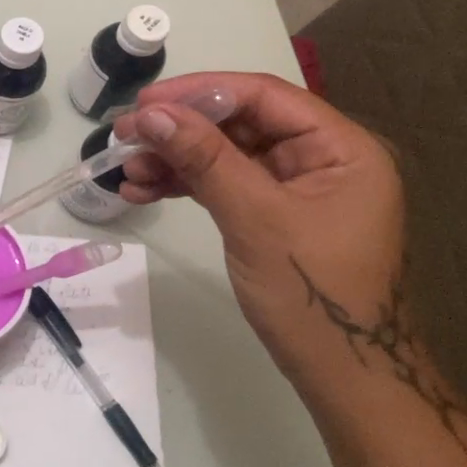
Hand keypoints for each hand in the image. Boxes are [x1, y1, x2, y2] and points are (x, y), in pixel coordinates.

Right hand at [115, 73, 404, 362]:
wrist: (343, 373)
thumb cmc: (312, 292)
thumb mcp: (255, 218)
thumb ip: (205, 159)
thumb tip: (150, 114)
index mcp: (340, 148)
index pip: (264, 97)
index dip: (200, 93)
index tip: (143, 103)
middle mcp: (321, 159)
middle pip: (239, 125)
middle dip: (180, 131)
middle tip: (123, 138)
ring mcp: (296, 189)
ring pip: (224, 156)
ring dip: (174, 161)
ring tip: (125, 173)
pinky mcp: (273, 215)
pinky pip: (223, 185)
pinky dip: (185, 186)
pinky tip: (142, 193)